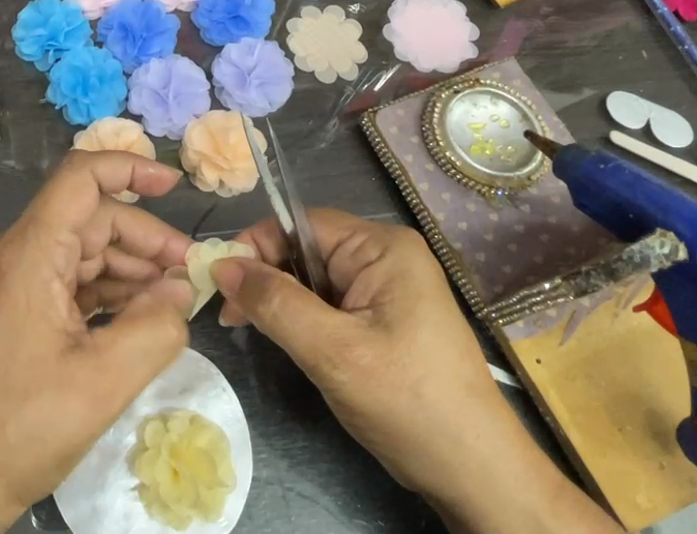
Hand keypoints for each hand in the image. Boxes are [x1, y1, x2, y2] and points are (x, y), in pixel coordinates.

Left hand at [0, 151, 194, 533]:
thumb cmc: (22, 426)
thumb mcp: (103, 381)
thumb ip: (155, 328)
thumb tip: (181, 291)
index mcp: (30, 252)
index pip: (80, 178)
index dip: (129, 168)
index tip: (175, 184)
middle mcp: (18, 253)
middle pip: (91, 218)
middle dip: (145, 239)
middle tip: (191, 275)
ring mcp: (14, 281)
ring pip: (84, 250)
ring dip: (131, 268)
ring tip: (173, 300)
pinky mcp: (17, 308)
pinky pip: (70, 281)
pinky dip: (108, 291)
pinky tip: (140, 316)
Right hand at [211, 211, 621, 533]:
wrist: (476, 474)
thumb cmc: (409, 404)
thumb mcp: (333, 352)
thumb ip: (274, 303)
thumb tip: (220, 264)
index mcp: (382, 248)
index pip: (301, 224)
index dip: (257, 246)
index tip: (221, 283)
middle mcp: (386, 257)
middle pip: (305, 248)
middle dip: (265, 276)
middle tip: (231, 316)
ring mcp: (387, 288)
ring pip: (312, 278)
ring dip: (280, 301)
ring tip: (251, 329)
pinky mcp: (385, 318)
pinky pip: (329, 302)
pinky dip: (301, 318)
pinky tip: (286, 341)